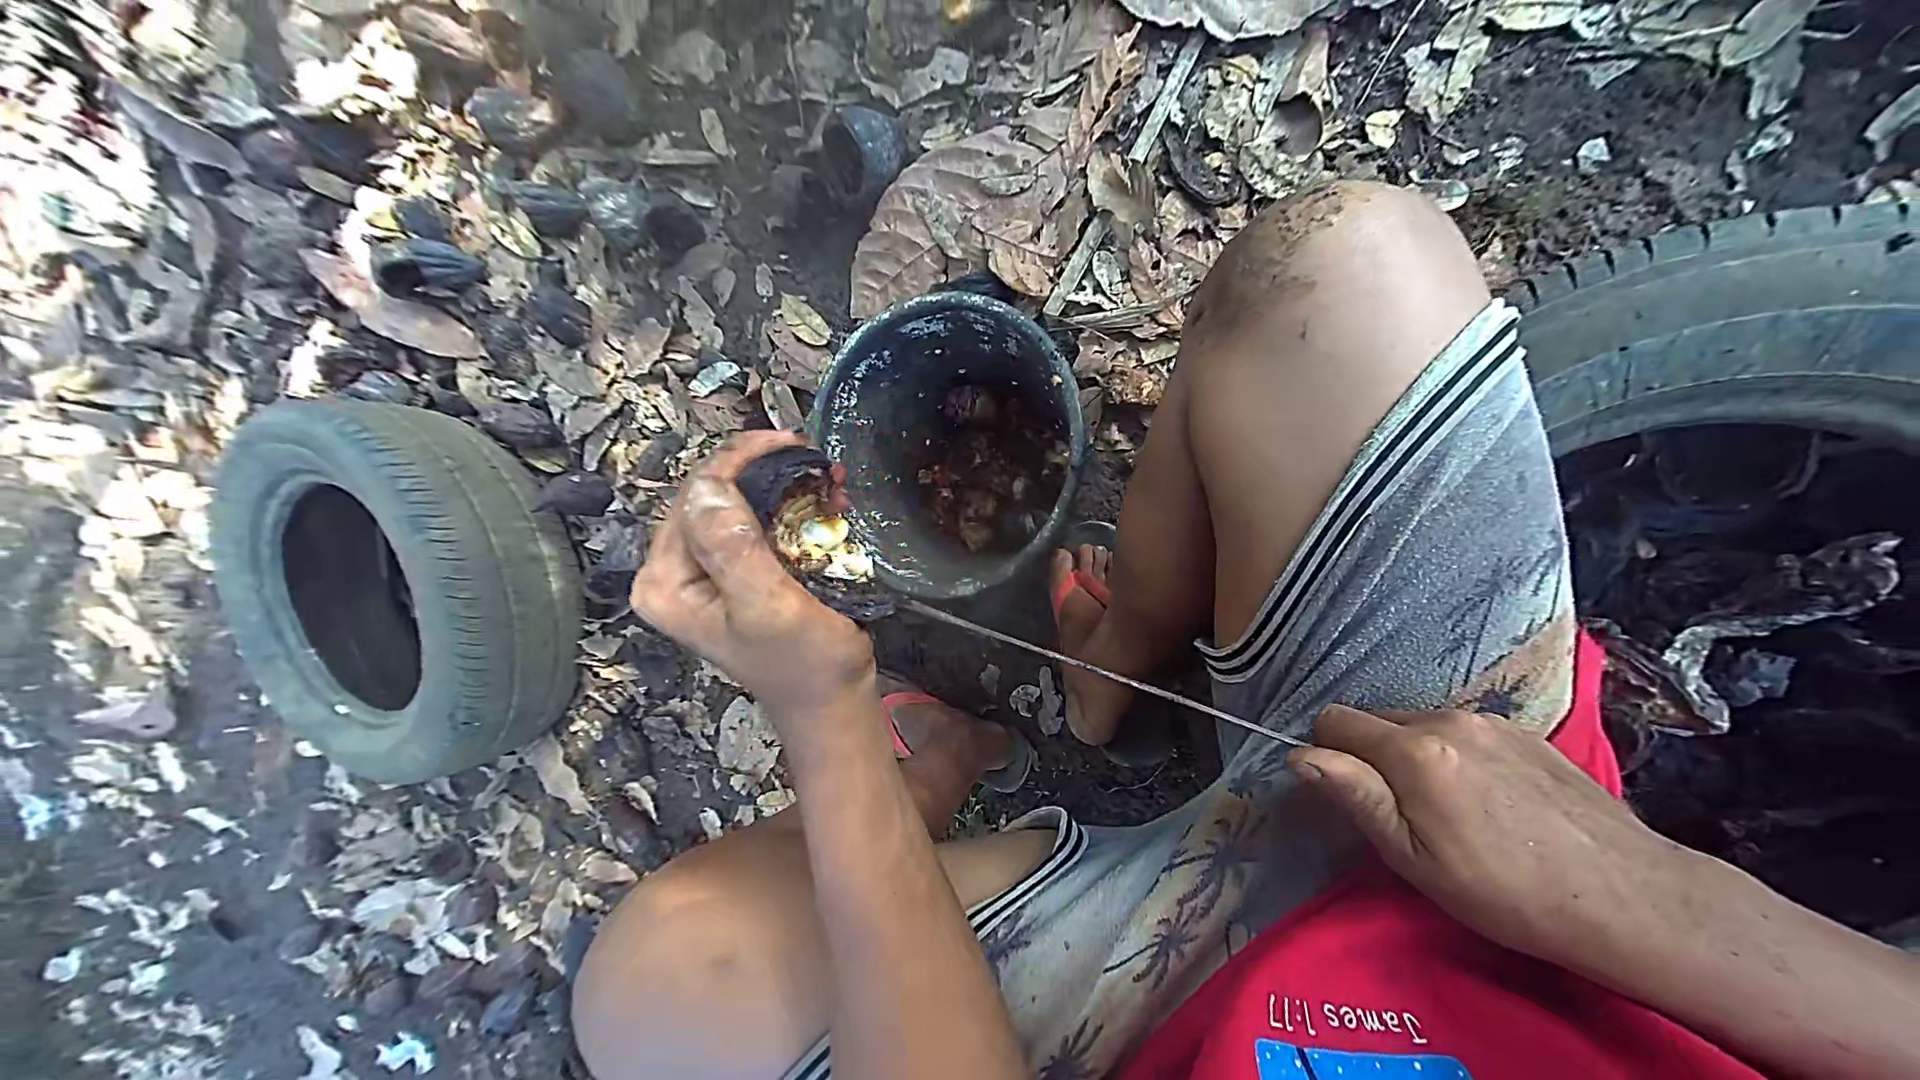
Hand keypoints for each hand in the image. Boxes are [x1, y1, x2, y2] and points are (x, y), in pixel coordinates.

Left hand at [629, 431, 875, 722]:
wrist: (834, 701)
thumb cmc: (806, 663)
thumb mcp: (767, 607)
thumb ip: (732, 548)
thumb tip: (709, 483)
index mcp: (665, 582)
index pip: (693, 498)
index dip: (738, 461)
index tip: (790, 442)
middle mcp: (675, 573)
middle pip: (712, 495)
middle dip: (764, 471)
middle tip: (812, 458)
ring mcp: (706, 573)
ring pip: (738, 503)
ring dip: (781, 485)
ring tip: (823, 477)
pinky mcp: (737, 573)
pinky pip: (756, 522)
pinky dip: (789, 506)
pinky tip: (819, 500)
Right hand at [1288, 705, 1692, 972]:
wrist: (1636, 902)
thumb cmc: (1506, 892)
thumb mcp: (1413, 856)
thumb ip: (1354, 794)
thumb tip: (1300, 755)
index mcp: (1412, 749)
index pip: (1334, 720)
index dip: (1328, 753)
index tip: (1352, 794)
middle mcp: (1446, 719)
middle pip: (1373, 718)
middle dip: (1370, 754)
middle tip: (1403, 810)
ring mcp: (1490, 721)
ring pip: (1416, 722)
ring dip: (1411, 752)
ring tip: (1450, 805)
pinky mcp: (1524, 730)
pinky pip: (1459, 729)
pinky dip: (1452, 752)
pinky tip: (1489, 797)